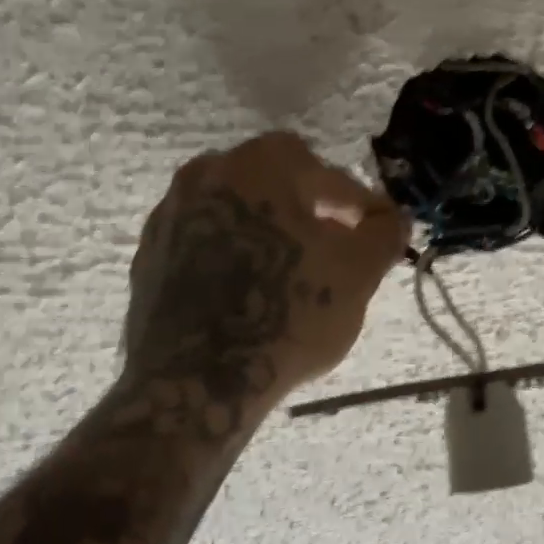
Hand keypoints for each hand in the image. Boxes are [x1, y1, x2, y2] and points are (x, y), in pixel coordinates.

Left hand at [122, 132, 408, 425]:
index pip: (333, 178)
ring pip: (242, 214)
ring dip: (274, 235)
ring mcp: (170, 214)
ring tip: (300, 278)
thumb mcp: (359, 271)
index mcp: (262, 164)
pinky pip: (210, 244)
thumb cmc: (290, 311)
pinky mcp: (150, 257)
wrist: (197, 378)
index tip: (381, 236)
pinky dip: (238, 259)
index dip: (364, 208)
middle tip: (340, 253)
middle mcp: (208, 174)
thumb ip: (384, 233)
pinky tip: (256, 295)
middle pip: (281, 187)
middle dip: (315, 215)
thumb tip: (393, 218)